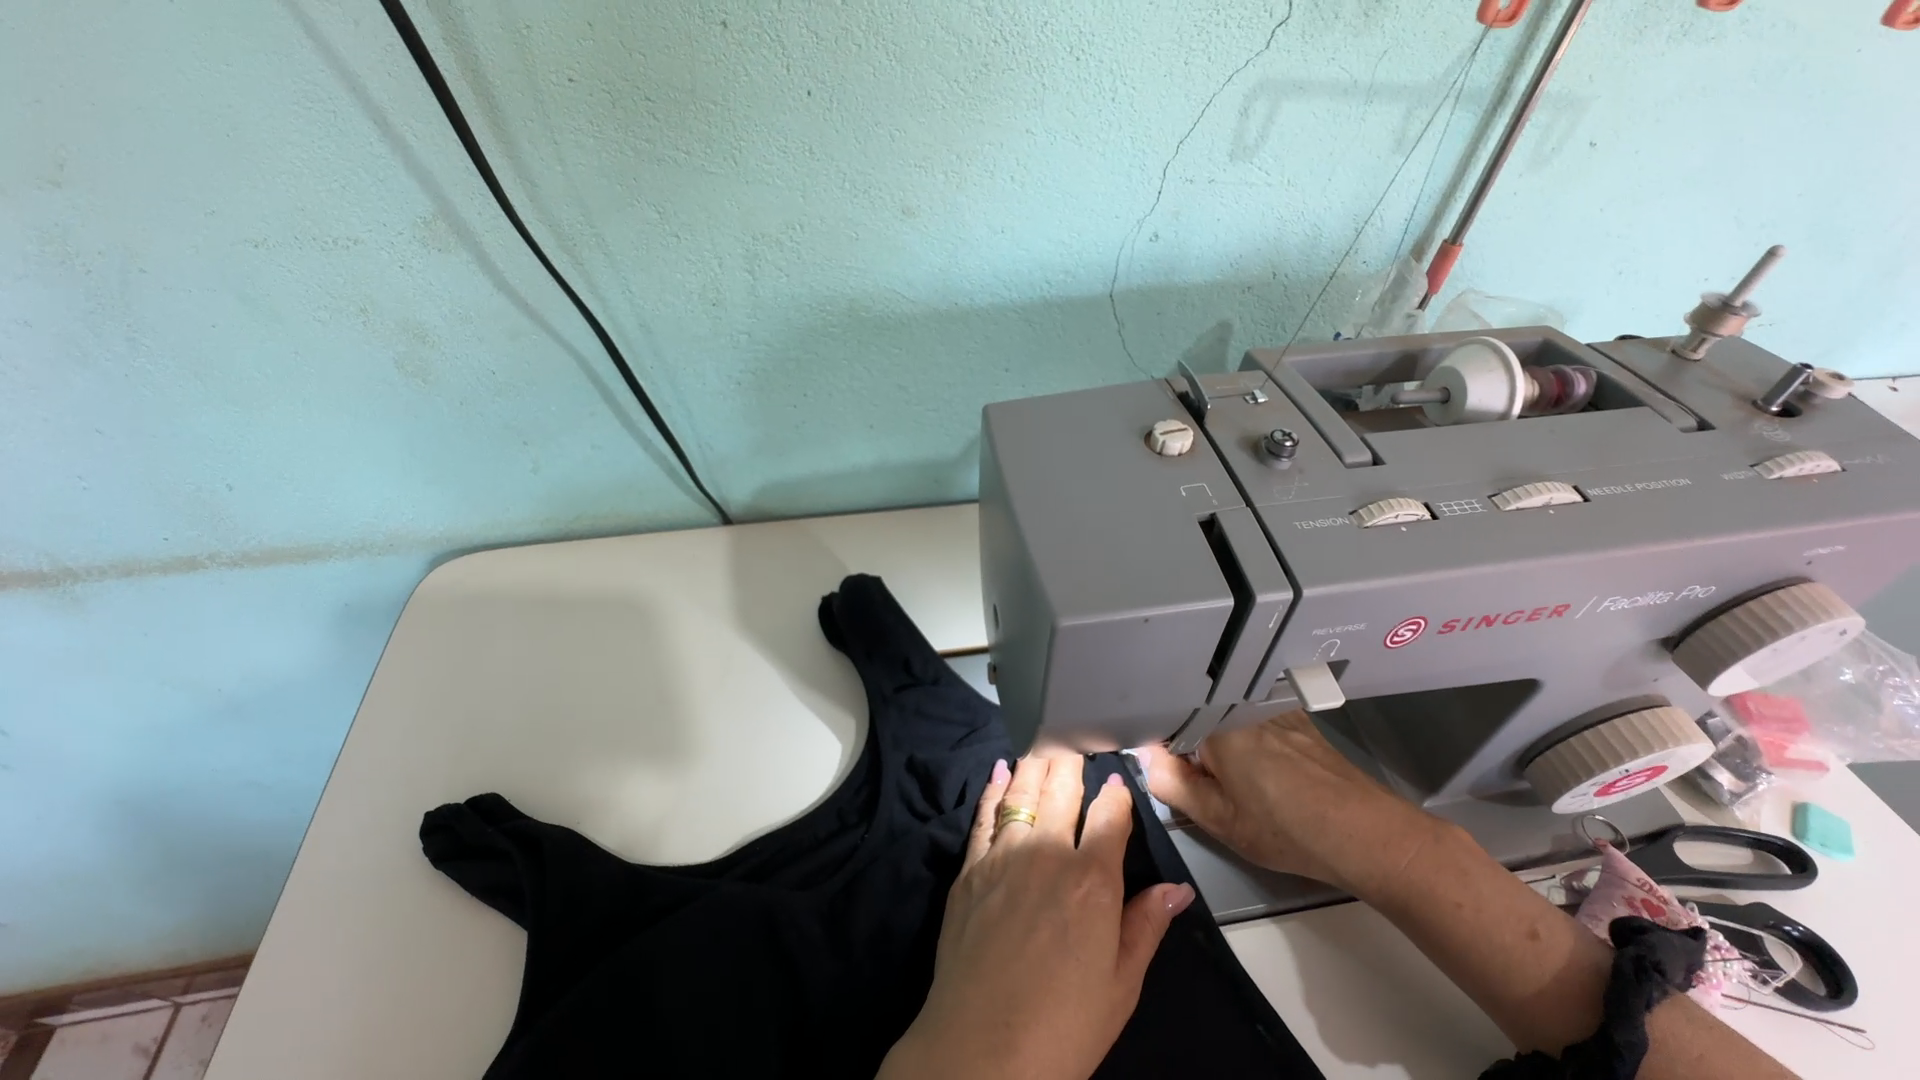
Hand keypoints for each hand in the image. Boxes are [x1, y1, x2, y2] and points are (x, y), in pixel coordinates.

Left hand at [878, 755, 1195, 1079]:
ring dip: (1036, 764)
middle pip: (1063, 790)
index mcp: (1094, 879)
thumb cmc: (1064, 1025)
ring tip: (1045, 742)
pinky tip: (1000, 772)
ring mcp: (1003, 857)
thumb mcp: (1121, 984)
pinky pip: (983, 817)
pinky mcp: (968, 871)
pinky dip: (993, 790)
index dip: (1118, 792)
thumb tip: (1178, 889)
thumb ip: (1146, 926)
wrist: (981, 1049)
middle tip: (1078, 737)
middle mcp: (1048, 853)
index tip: (1119, 778)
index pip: (1111, 815)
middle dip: (1074, 760)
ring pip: (1022, 793)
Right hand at [1137, 711, 1444, 897]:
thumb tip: (1144, 755)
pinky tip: (1262, 772)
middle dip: (1187, 743)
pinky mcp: (1296, 718)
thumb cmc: (1286, 829)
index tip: (1162, 771)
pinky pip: (1252, 718)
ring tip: (1232, 779)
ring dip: (1218, 740)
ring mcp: (1272, 707)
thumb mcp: (1217, 819)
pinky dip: (1246, 738)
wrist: (1364, 834)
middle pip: (1196, 715)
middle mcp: (1243, 704)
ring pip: (1224, 716)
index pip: (1165, 721)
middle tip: (1199, 783)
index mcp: (1216, 722)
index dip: (1156, 746)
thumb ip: (1171, 784)